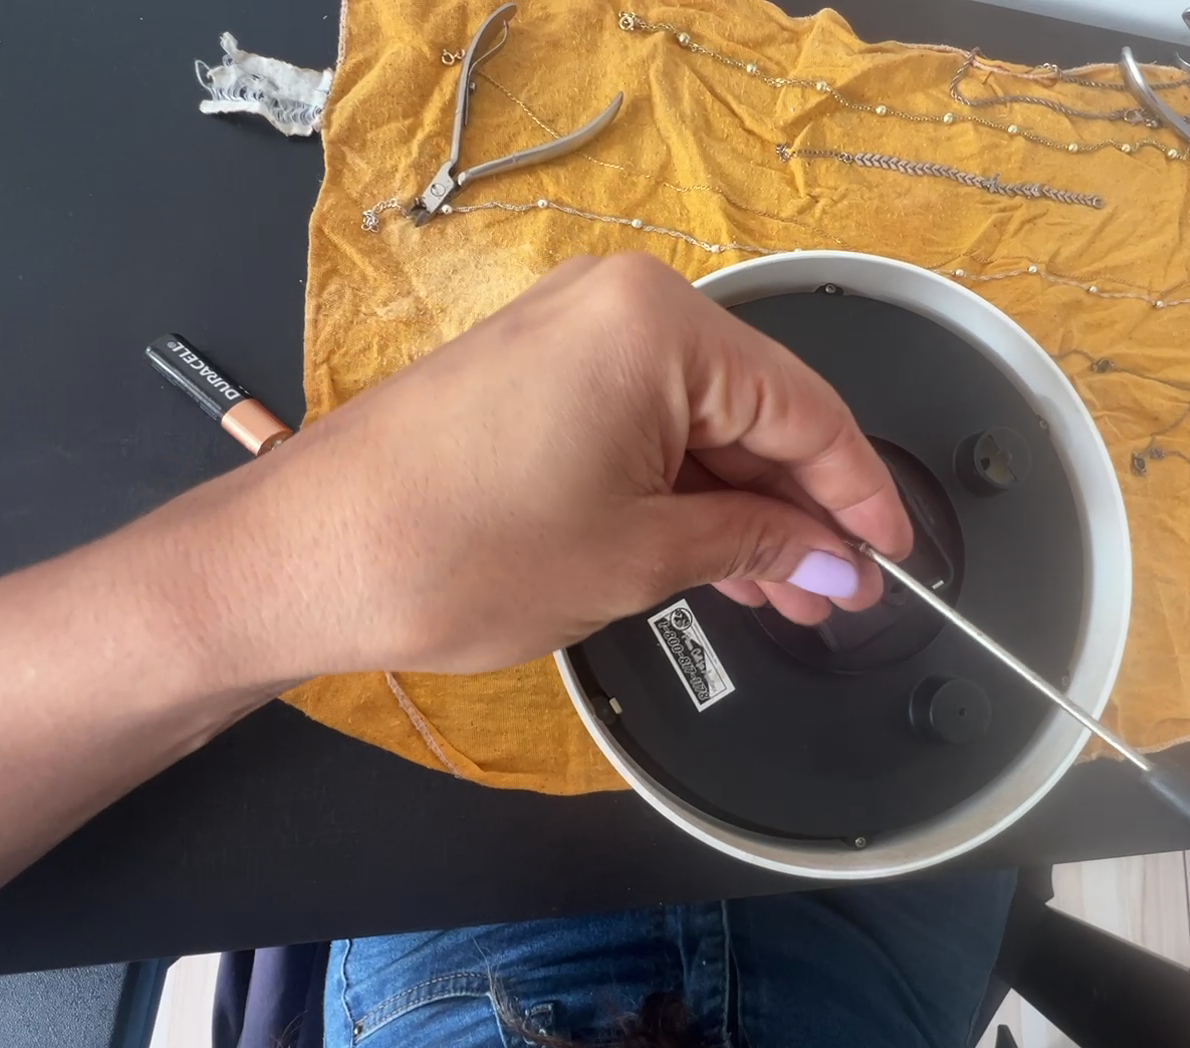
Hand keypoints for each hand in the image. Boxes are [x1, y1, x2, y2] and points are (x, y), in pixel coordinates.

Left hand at [175, 253, 912, 679]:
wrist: (293, 563)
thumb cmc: (468, 555)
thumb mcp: (640, 555)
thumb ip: (759, 548)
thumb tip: (844, 567)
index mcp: (660, 326)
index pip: (804, 411)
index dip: (860, 493)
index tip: (896, 557)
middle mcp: (625, 309)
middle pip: (757, 418)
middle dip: (802, 514)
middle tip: (839, 593)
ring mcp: (582, 342)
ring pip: (705, 436)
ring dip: (748, 517)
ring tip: (791, 597)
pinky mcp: (550, 383)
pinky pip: (653, 438)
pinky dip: (691, 501)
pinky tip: (728, 562)